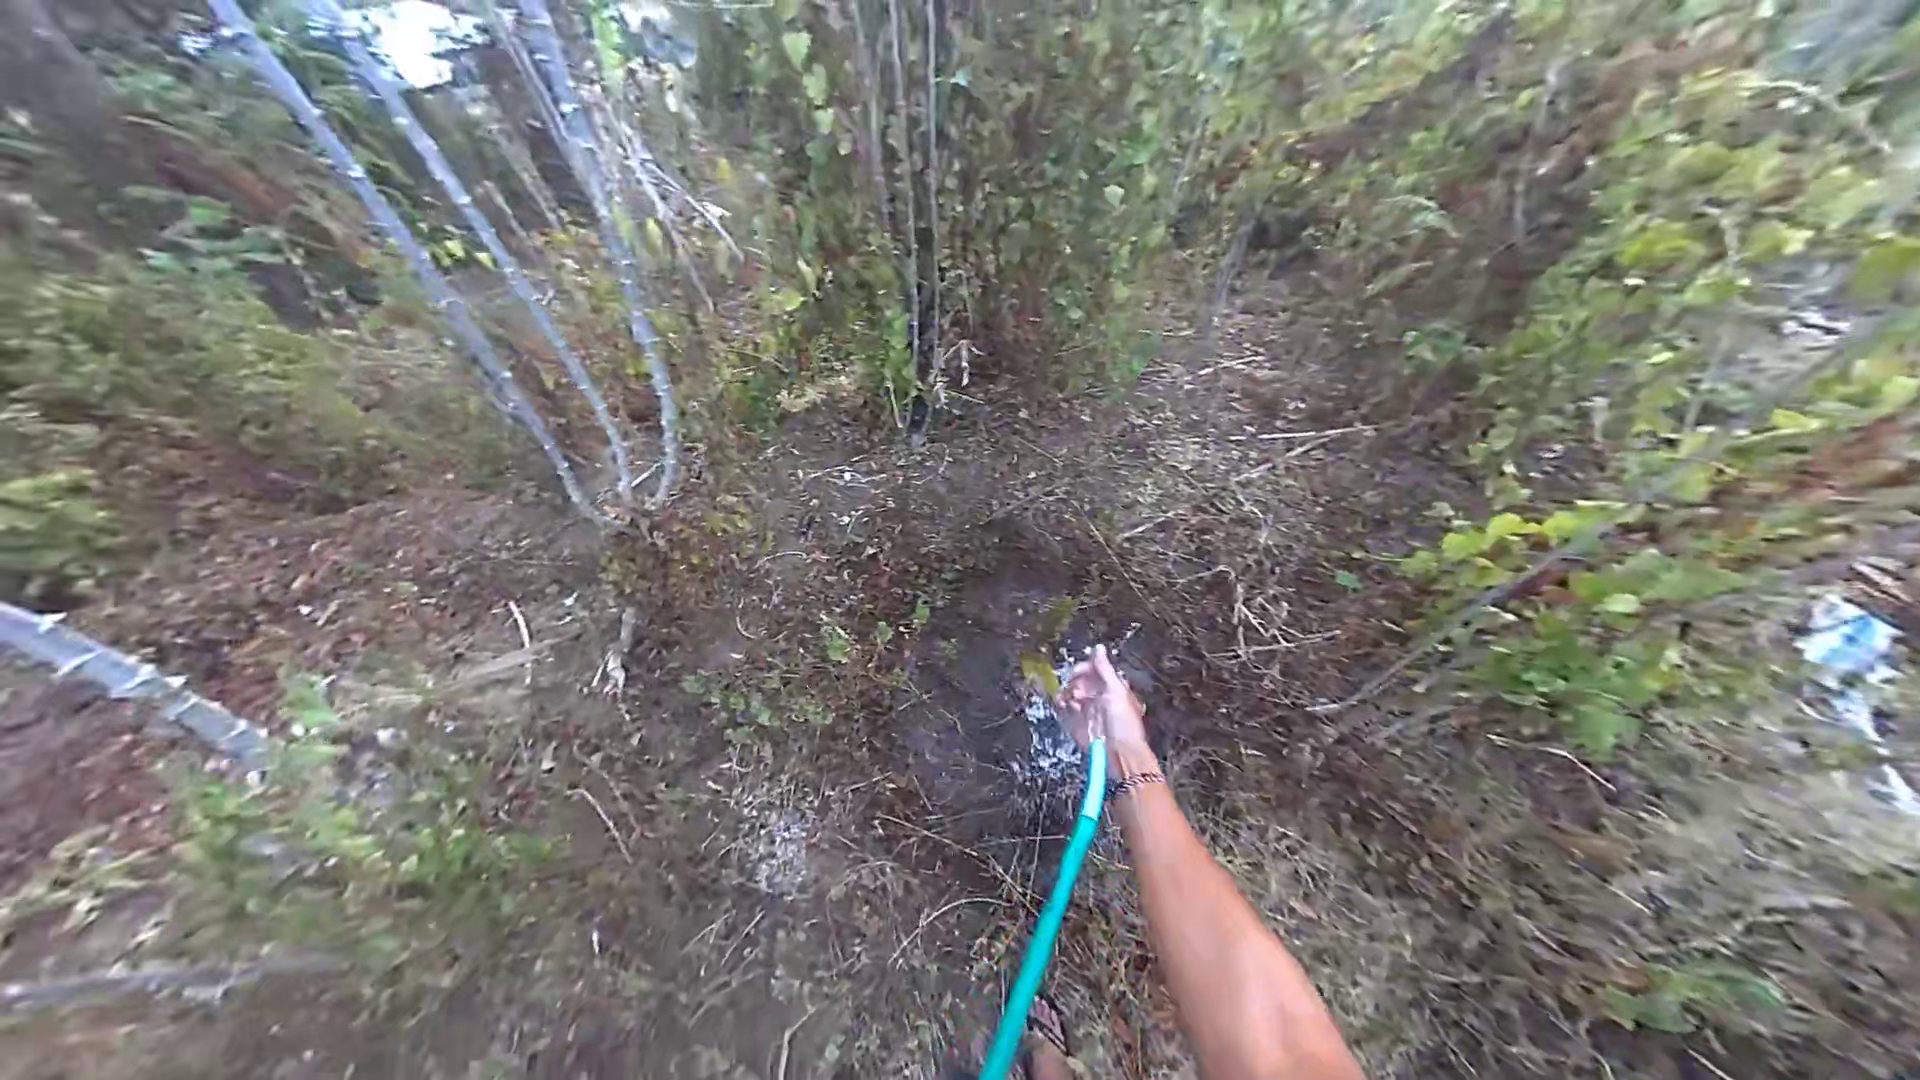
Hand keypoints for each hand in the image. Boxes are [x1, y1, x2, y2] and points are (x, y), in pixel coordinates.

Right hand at [1054, 644, 1147, 751]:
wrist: (1117, 753)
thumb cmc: (1123, 723)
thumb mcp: (1115, 690)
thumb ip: (1105, 668)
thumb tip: (1098, 648)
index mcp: (1112, 687)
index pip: (1095, 670)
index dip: (1085, 668)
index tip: (1077, 670)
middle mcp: (1099, 697)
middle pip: (1081, 680)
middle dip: (1075, 681)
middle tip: (1074, 686)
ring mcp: (1088, 710)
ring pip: (1071, 693)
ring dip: (1067, 692)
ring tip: (1071, 698)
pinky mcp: (1077, 722)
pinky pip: (1065, 709)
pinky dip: (1062, 704)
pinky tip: (1063, 704)